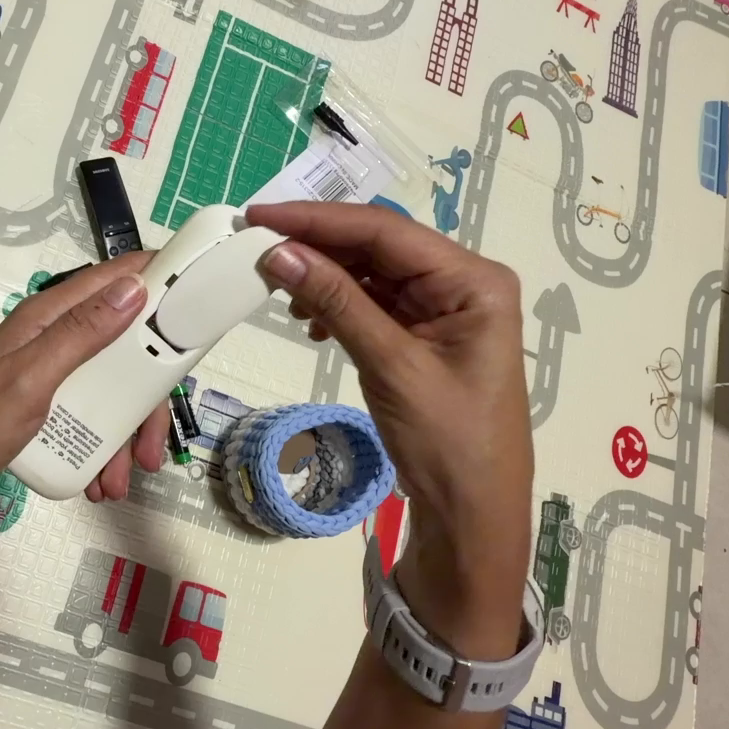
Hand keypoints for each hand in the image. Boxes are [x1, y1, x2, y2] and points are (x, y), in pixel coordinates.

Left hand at [0, 254, 172, 519]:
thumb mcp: (32, 381)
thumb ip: (81, 334)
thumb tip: (133, 287)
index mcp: (47, 319)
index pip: (111, 279)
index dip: (156, 278)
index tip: (200, 294)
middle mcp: (52, 338)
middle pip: (122, 345)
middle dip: (146, 390)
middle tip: (155, 437)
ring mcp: (48, 373)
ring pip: (109, 386)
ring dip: (124, 430)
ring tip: (125, 475)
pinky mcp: (43, 405)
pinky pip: (88, 415)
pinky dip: (101, 443)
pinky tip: (101, 477)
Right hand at [246, 202, 533, 658]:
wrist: (471, 511)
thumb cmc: (447, 440)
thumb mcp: (390, 364)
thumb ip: (336, 301)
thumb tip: (278, 253)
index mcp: (472, 279)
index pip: (384, 231)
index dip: (318, 220)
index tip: (260, 217)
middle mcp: (460, 281)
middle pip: (377, 245)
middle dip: (317, 245)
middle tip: (256, 245)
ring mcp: (441, 306)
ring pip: (370, 270)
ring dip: (323, 275)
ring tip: (278, 287)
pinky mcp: (422, 330)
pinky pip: (371, 300)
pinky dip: (336, 303)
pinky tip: (309, 320)